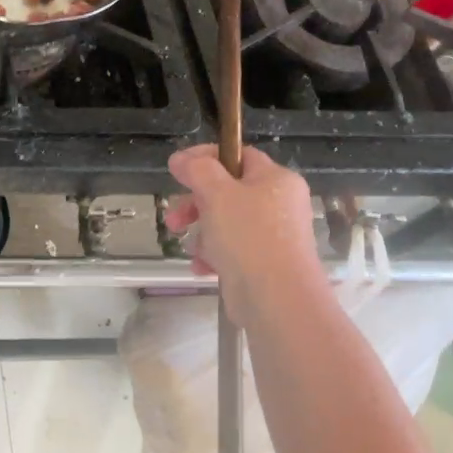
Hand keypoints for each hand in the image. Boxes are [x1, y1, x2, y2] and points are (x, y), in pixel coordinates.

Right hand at [164, 145, 327, 329]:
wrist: (275, 296)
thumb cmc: (248, 236)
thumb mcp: (218, 194)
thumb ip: (197, 170)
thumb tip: (181, 158)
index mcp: (276, 180)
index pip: (238, 155)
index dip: (206, 158)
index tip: (177, 169)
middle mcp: (278, 203)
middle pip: (226, 191)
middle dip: (194, 204)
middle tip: (174, 218)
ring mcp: (271, 234)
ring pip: (223, 222)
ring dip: (201, 233)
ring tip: (193, 249)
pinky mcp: (262, 261)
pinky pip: (229, 248)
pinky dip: (212, 255)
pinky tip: (203, 266)